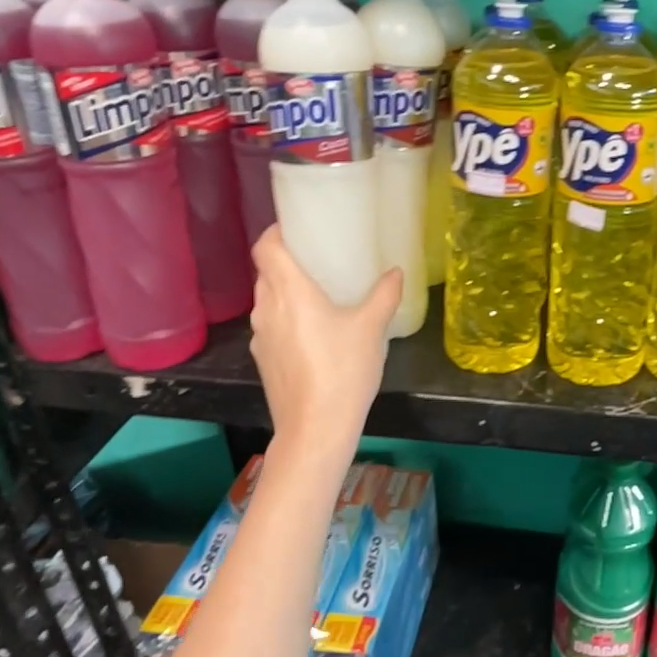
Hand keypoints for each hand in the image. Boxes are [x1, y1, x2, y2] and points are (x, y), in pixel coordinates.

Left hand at [248, 226, 402, 461]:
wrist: (315, 428)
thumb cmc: (342, 370)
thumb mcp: (372, 328)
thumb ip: (384, 295)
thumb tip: (395, 272)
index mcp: (289, 291)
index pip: (266, 247)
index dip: (276, 232)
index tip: (298, 228)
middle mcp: (266, 308)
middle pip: (267, 272)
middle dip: (287, 262)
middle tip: (319, 259)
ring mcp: (261, 337)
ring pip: (268, 301)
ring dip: (287, 293)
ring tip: (320, 295)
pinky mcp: (265, 360)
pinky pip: (272, 326)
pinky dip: (288, 319)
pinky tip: (315, 333)